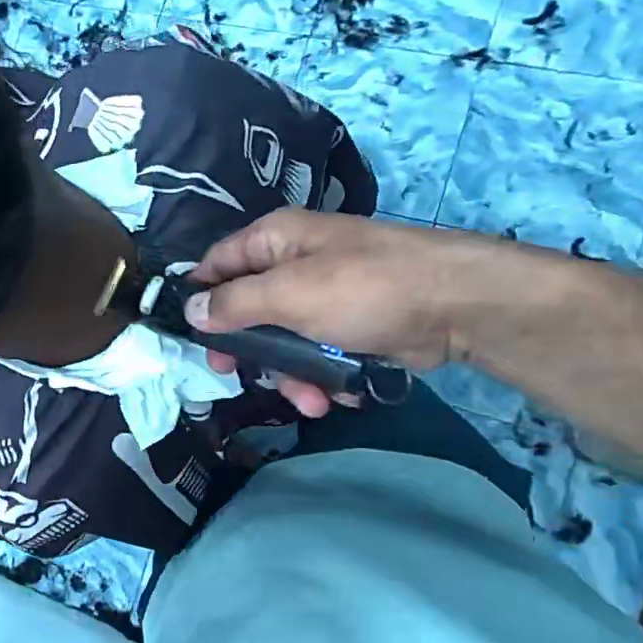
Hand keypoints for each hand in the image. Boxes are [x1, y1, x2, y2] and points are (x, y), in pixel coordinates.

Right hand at [185, 210, 574, 416]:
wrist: (454, 305)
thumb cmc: (363, 288)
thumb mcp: (289, 294)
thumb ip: (234, 303)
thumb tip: (188, 309)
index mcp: (274, 241)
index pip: (217, 264)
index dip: (200, 299)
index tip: (191, 338)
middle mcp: (295, 265)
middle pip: (248, 310)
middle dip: (250, 351)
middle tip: (238, 377)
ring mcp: (324, 297)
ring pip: (284, 341)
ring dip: (292, 376)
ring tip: (311, 401)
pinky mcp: (350, 327)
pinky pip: (319, 354)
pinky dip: (325, 376)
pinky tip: (341, 392)